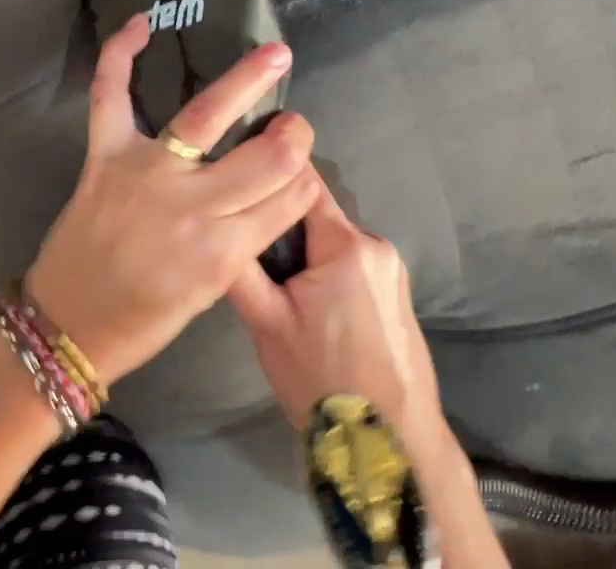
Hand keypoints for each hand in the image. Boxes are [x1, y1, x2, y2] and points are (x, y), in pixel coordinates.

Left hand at [25, 14, 320, 382]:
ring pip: (207, 116)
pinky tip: (143, 24)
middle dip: (294, 135)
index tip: (302, 170)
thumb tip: (276, 192)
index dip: (306, 179)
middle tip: (294, 125)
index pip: (291, 197)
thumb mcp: (211, 292)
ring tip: (275, 55)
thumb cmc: (144, 318)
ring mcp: (145, 173)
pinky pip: (111, 96)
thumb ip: (245, 239)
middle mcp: (191, 206)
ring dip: (248, 80)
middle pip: (268, 157)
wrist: (67, 324)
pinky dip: (120, 55)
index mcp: (224, 251)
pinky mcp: (104, 156)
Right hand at [226, 185, 442, 434]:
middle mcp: (376, 245)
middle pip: (317, 216)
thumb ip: (241, 269)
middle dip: (284, 229)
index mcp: (345, 245)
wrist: (393, 444)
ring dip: (306, 255)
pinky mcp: (398, 292)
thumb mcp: (267, 325)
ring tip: (278, 291)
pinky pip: (352, 265)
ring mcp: (392, 269)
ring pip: (333, 242)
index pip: (303, 183)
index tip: (237, 170)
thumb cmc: (323, 382)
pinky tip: (311, 311)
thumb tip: (217, 225)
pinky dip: (328, 274)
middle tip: (250, 255)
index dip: (270, 173)